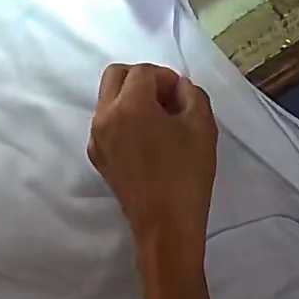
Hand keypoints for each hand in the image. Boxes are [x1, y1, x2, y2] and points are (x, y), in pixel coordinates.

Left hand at [88, 63, 218, 269]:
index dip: (166, 77)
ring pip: (108, 98)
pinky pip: (106, 122)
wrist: (166, 226)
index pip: (143, 71)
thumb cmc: (187, 174)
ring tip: (159, 120)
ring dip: (131, 97)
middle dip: (142, 78)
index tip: (181, 95)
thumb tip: (179, 88)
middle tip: (166, 98)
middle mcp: (104, 117)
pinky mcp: (97, 156)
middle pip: (115, 75)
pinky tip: (147, 139)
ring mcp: (96, 138)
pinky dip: (123, 118)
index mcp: (129, 105)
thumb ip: (192, 94)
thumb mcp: (202, 126)